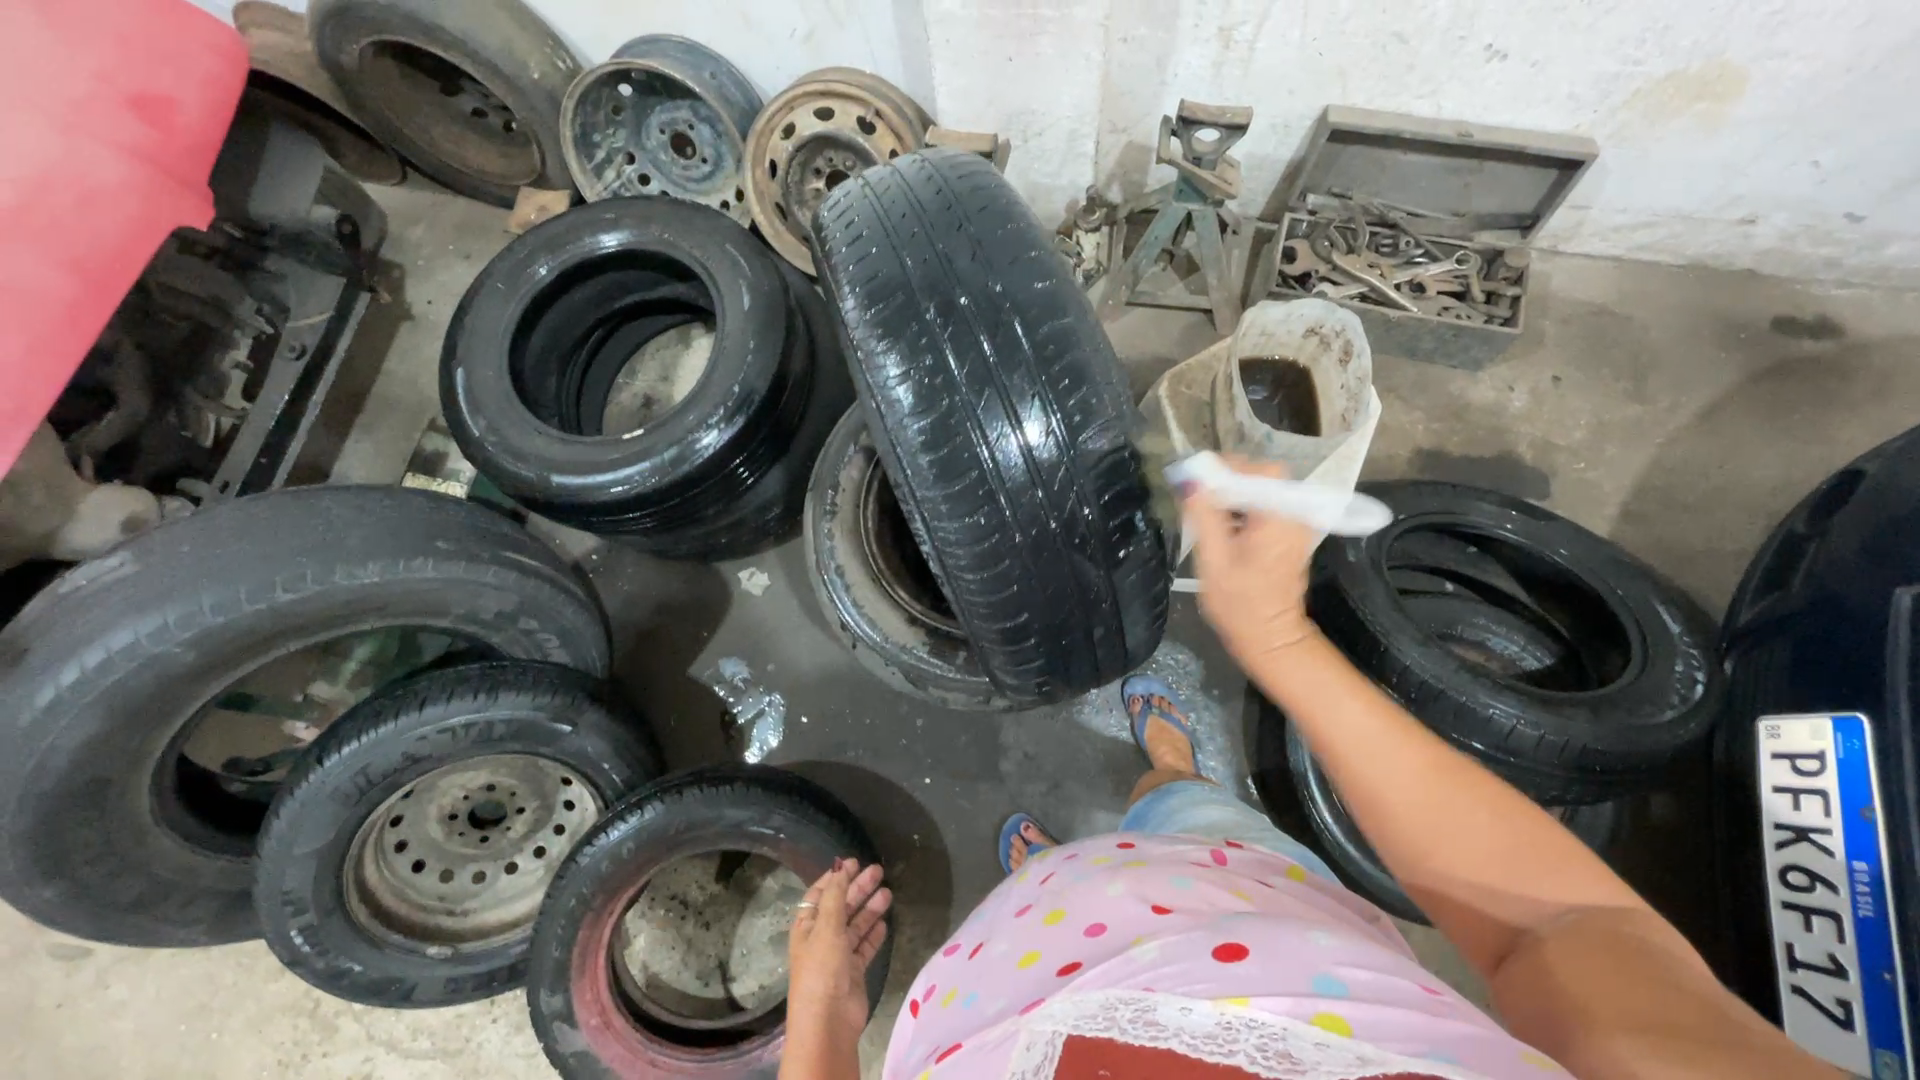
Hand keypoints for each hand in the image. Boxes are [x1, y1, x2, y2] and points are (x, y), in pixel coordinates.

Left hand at [788, 860, 890, 1043]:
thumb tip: (839, 866)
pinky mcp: (853, 971)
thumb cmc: (822, 968)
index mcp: (807, 926)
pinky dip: (873, 934)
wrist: (828, 1021)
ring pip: (855, 925)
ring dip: (870, 909)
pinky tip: (885, 923)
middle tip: (878, 871)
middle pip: (841, 906)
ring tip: (888, 893)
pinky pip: (864, 947)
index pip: (820, 894)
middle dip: (858, 888)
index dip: (836, 878)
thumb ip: (836, 896)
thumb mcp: (827, 926)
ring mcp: (838, 955)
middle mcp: (821, 938)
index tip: (853, 862)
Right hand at [1184, 458, 1321, 665]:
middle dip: (1231, 479)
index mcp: (1278, 519)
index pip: (1260, 470)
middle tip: (1201, 493)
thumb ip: (1203, 516)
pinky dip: (1246, 508)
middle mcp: (1294, 516)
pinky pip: (1269, 508)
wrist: (1271, 637)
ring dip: (1237, 493)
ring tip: (1208, 510)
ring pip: (1266, 491)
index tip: (1198, 479)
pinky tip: (1225, 525)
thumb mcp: (1212, 560)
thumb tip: (1192, 482)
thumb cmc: (1239, 604)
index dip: (1228, 468)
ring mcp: (1296, 526)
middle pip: (1265, 477)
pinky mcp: (1291, 536)